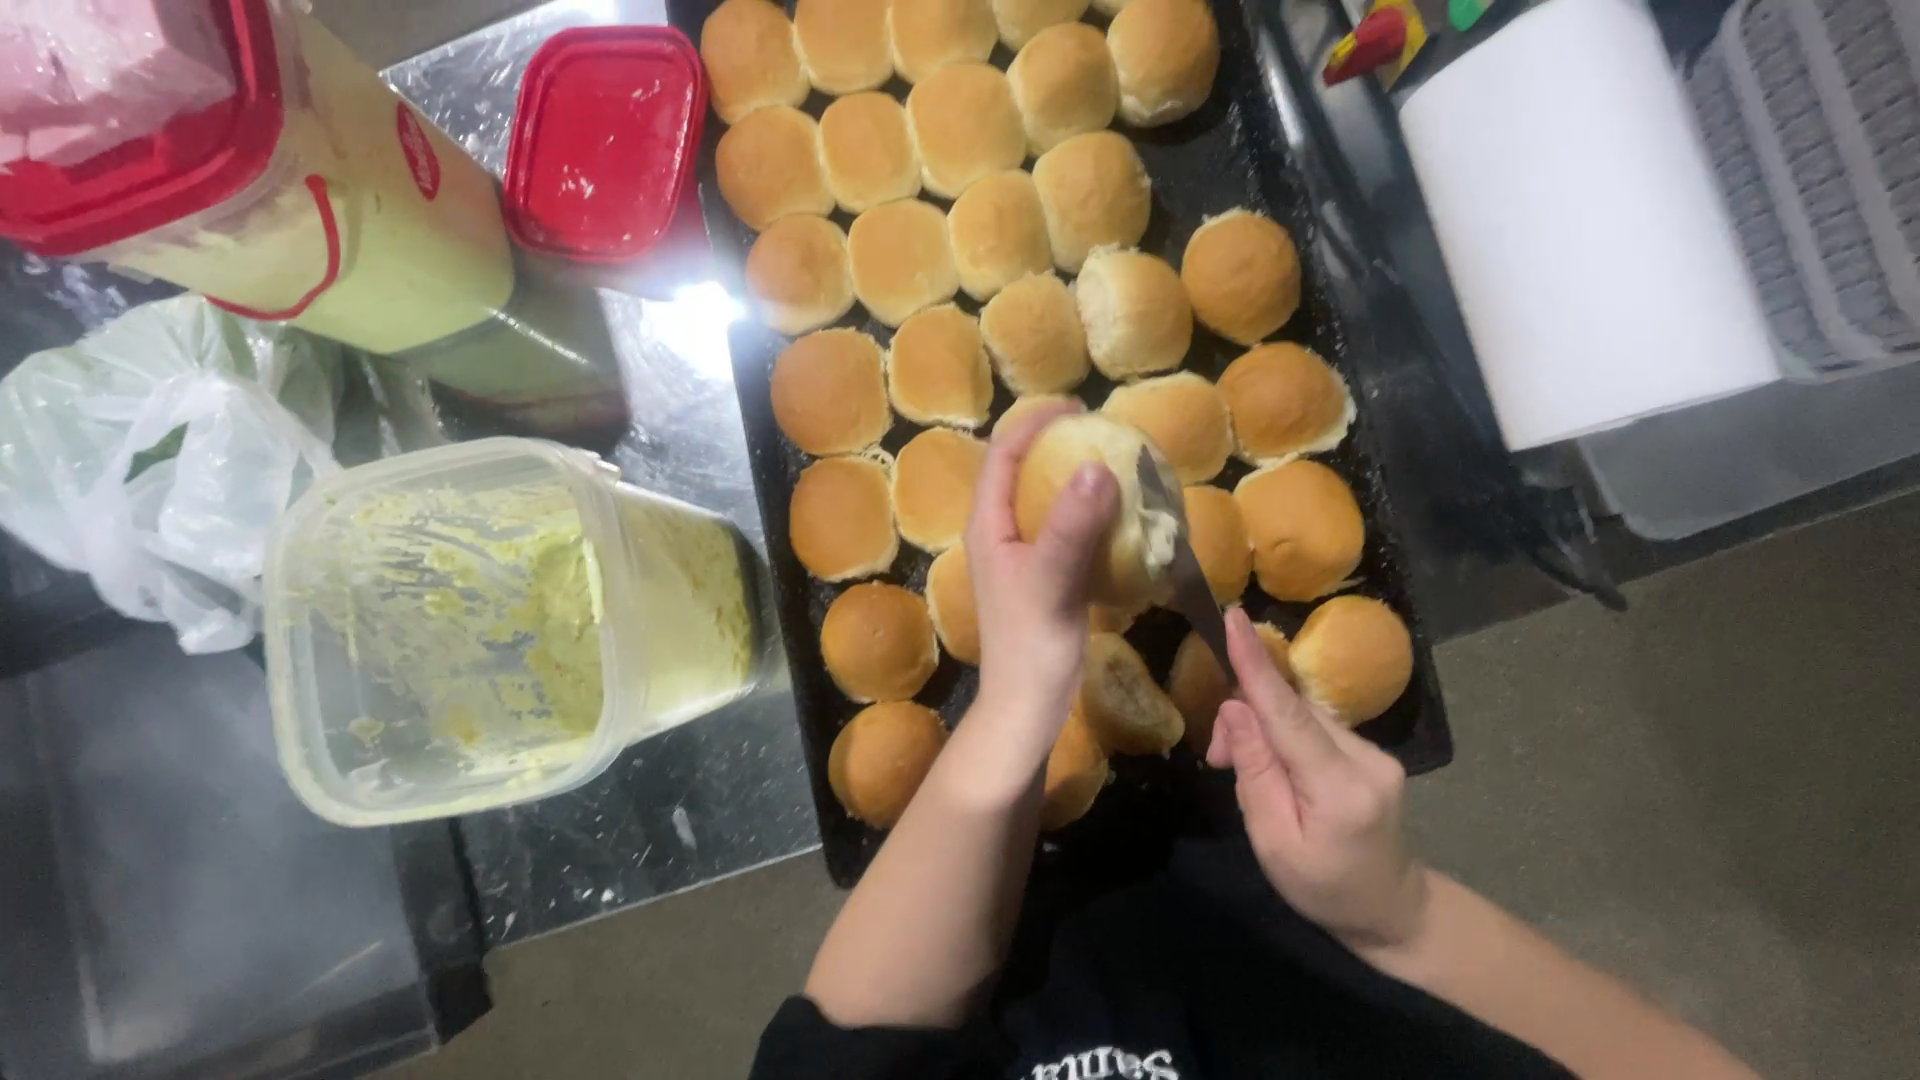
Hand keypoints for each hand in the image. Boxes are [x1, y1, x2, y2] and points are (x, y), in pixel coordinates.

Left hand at [964, 400, 1117, 765]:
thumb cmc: (1032, 643)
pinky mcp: (1042, 579)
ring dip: (1073, 481)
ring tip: (1114, 466)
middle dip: (1055, 446)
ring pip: (1044, 503)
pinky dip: (1088, 516)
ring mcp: (1020, 558)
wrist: (1028, 705)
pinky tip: (1119, 520)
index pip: (1002, 456)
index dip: (1033, 423)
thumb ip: (1071, 525)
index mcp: (988, 526)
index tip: (1076, 406)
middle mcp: (999, 535)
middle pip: (1021, 473)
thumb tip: (1097, 466)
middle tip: (1100, 433)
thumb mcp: (1052, 580)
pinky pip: (1064, 532)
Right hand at [1206, 608, 1429, 950]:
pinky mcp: (1371, 753)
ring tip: (1238, 768)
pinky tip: (1275, 768)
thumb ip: (1253, 772)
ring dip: (1261, 730)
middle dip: (1244, 720)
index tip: (1234, 619)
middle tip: (1214, 758)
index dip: (1257, 666)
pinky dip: (1283, 737)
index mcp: (1341, 789)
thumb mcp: (1272, 842)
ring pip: (1299, 716)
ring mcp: (1375, 754)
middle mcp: (1367, 759)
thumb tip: (1234, 708)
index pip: (1289, 716)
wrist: (1391, 910)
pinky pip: (1313, 728)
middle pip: (1289, 713)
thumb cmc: (1322, 889)